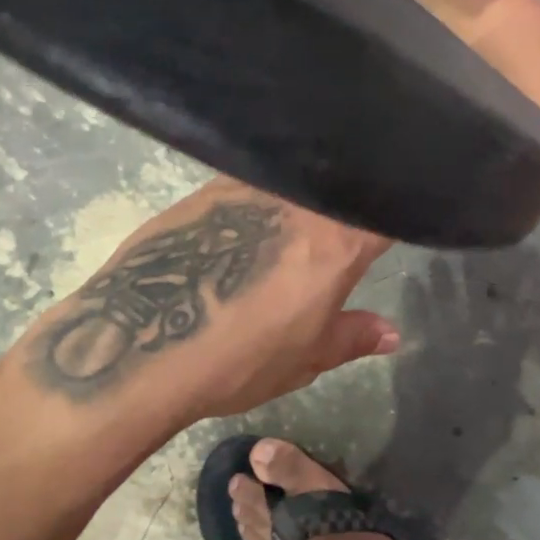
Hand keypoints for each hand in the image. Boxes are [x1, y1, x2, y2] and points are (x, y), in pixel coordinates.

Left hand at [21, 176, 396, 423]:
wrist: (138, 341)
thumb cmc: (237, 359)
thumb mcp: (303, 359)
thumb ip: (353, 337)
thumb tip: (392, 333)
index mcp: (337, 242)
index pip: (386, 214)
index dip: (399, 214)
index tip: (400, 220)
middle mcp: (301, 202)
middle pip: (340, 185)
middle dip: (350, 200)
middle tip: (347, 223)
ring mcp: (253, 187)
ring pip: (296, 179)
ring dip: (304, 196)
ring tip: (294, 222)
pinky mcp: (209, 186)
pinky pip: (253, 180)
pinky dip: (263, 195)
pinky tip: (248, 220)